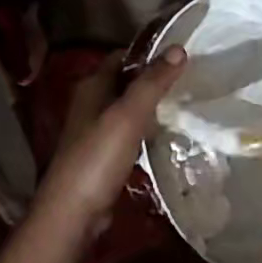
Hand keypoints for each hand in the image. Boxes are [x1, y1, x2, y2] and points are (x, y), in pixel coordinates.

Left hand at [35, 45, 186, 224]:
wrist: (72, 215)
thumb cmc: (97, 157)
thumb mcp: (129, 115)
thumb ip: (152, 82)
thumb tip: (178, 48)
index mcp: (92, 85)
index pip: (122, 55)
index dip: (148, 52)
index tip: (179, 55)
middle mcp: (90, 103)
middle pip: (126, 82)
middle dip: (153, 80)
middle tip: (188, 80)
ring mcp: (94, 131)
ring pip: (128, 109)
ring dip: (151, 107)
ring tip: (184, 106)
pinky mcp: (102, 157)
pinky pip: (129, 134)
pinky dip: (146, 131)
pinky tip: (166, 137)